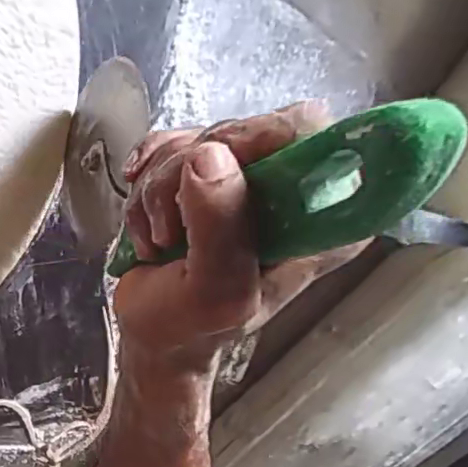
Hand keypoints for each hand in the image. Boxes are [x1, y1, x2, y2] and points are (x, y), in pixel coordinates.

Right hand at [113, 100, 367, 378]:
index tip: (204, 177)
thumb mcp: (214, 292)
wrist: (153, 336)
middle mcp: (291, 189)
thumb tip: (207, 157)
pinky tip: (144, 215)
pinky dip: (144, 179)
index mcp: (323, 215)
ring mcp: (245, 179)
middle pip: (243, 131)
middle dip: (184, 174)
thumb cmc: (190, 327)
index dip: (251, 139)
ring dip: (156, 189)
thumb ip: (220, 228)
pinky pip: (170, 146)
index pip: (307, 132)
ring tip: (158, 240)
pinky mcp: (206, 175)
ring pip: (196, 140)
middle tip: (169, 229)